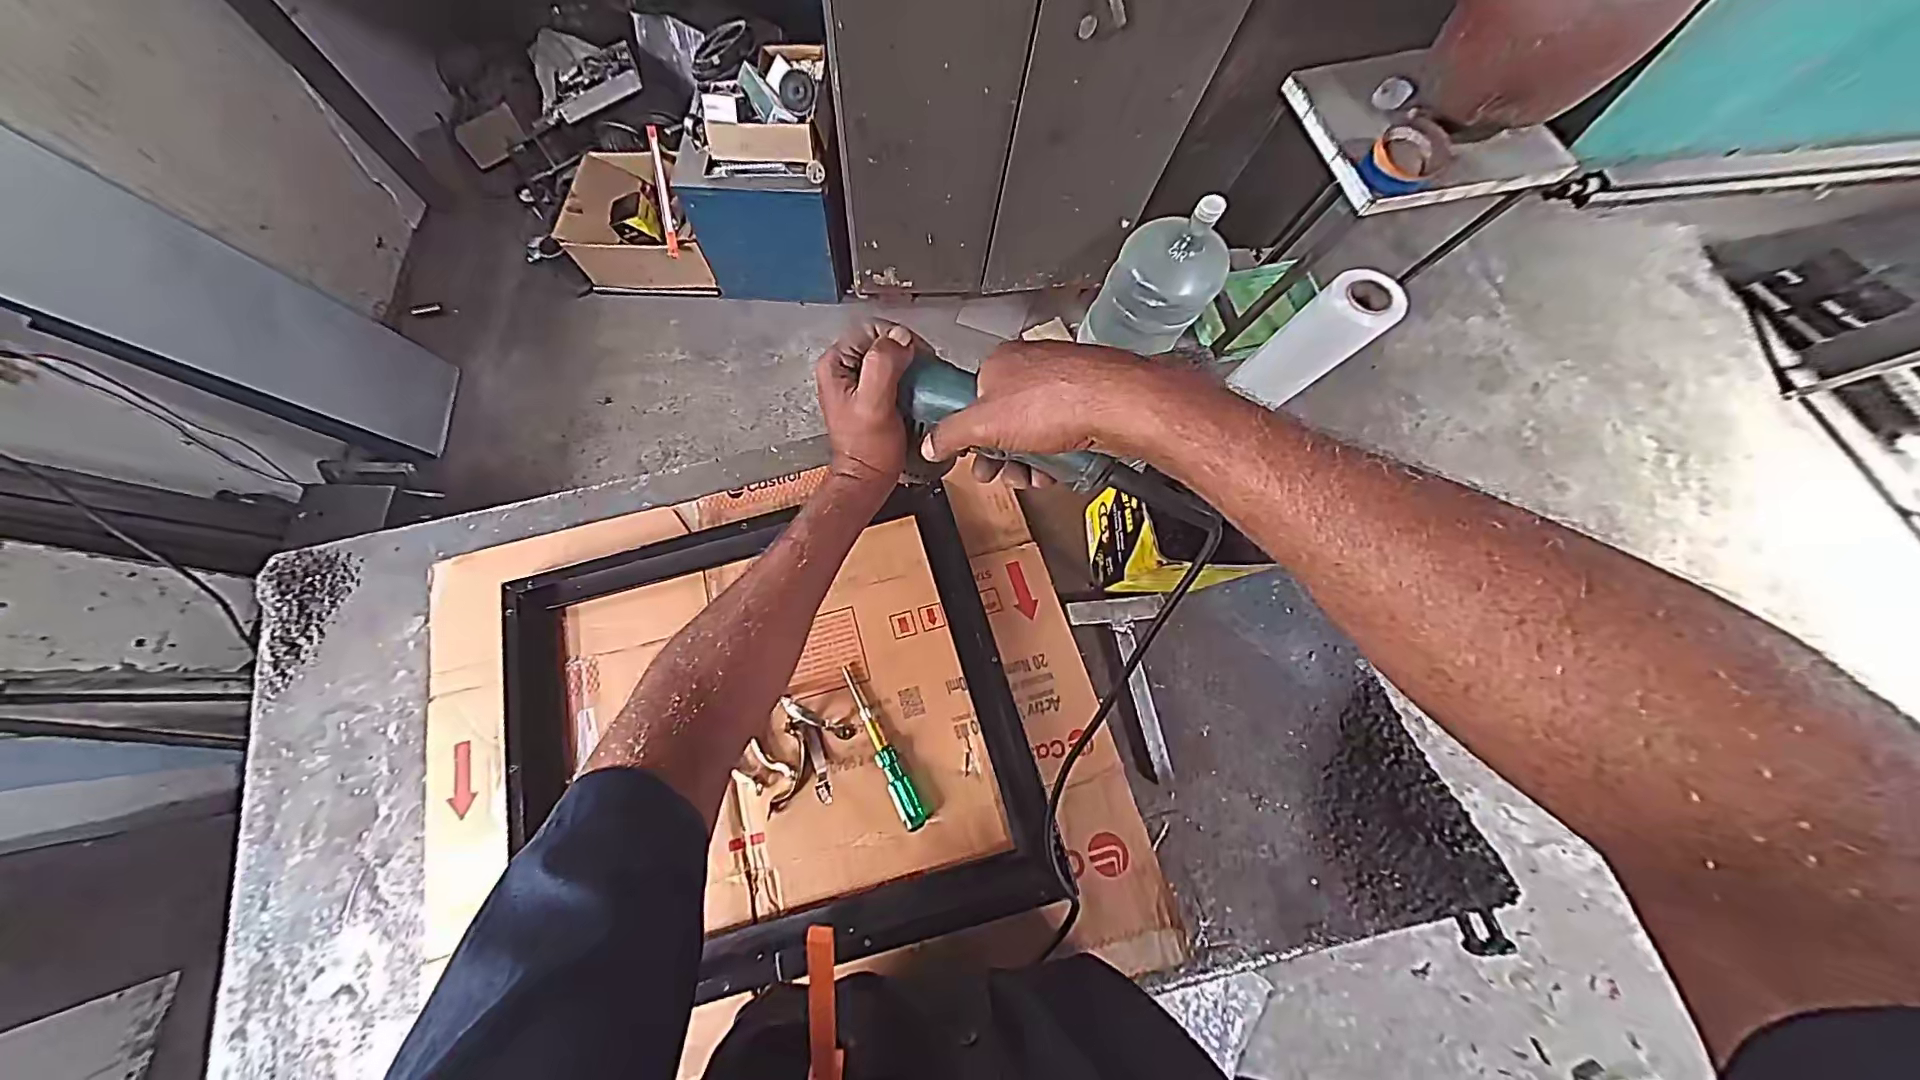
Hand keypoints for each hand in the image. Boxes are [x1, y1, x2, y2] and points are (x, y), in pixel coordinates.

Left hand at [816, 320, 914, 484]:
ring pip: (891, 357)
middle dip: (907, 353)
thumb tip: (900, 338)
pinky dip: (910, 380)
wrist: (868, 478)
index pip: (871, 329)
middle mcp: (844, 369)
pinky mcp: (873, 395)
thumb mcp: (874, 404)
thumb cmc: (867, 450)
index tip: (917, 356)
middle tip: (923, 371)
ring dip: (911, 367)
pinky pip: (895, 375)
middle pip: (882, 342)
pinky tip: (918, 393)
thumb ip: (884, 365)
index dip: (898, 339)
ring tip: (923, 383)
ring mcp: (858, 382)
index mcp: (835, 365)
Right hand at [922, 341, 1199, 487]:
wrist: (1118, 406)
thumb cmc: (1061, 401)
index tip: (969, 454)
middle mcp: (1029, 368)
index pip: (968, 399)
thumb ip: (950, 434)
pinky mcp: (1082, 405)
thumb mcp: (985, 425)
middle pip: (999, 422)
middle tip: (999, 471)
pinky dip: (1053, 457)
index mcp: (999, 363)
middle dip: (999, 455)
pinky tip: (1055, 469)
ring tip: (1032, 474)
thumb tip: (931, 442)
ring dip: (1026, 462)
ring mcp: (1058, 386)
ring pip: (1029, 433)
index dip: (967, 434)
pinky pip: (1056, 436)